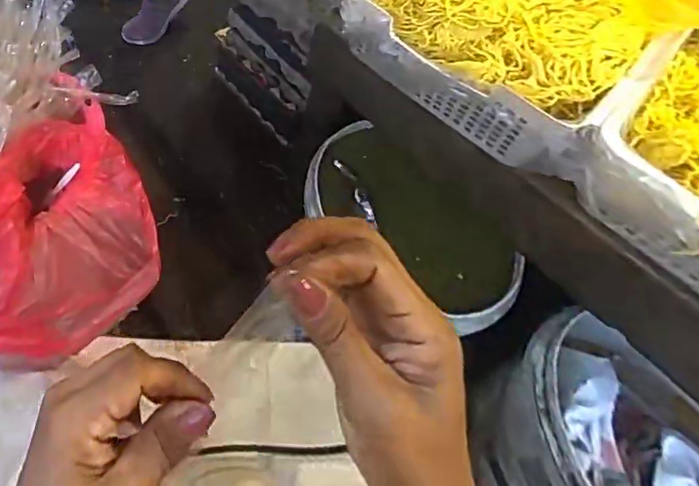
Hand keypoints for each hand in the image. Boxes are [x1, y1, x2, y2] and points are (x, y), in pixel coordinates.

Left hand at [17, 345, 215, 485]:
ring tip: (178, 421)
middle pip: (127, 360)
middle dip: (166, 379)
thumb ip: (162, 444)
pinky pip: (104, 387)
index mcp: (76, 406)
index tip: (209, 404)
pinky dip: (132, 399)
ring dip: (151, 387)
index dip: (176, 378)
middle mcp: (66, 388)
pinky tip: (147, 429)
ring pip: (117, 369)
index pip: (136, 366)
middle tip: (197, 412)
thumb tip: (202, 408)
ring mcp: (61, 399)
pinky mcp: (63, 413)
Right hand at [269, 218, 471, 485]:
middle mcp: (408, 308)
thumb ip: (334, 334)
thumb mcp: (370, 399)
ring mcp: (390, 318)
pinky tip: (291, 287)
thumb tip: (294, 279)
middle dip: (319, 239)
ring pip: (352, 260)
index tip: (286, 278)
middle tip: (276, 255)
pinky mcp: (370, 331)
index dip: (328, 260)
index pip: (373, 262)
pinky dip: (314, 280)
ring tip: (277, 268)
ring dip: (314, 255)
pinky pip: (342, 288)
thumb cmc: (408, 459)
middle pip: (365, 245)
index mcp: (422, 321)